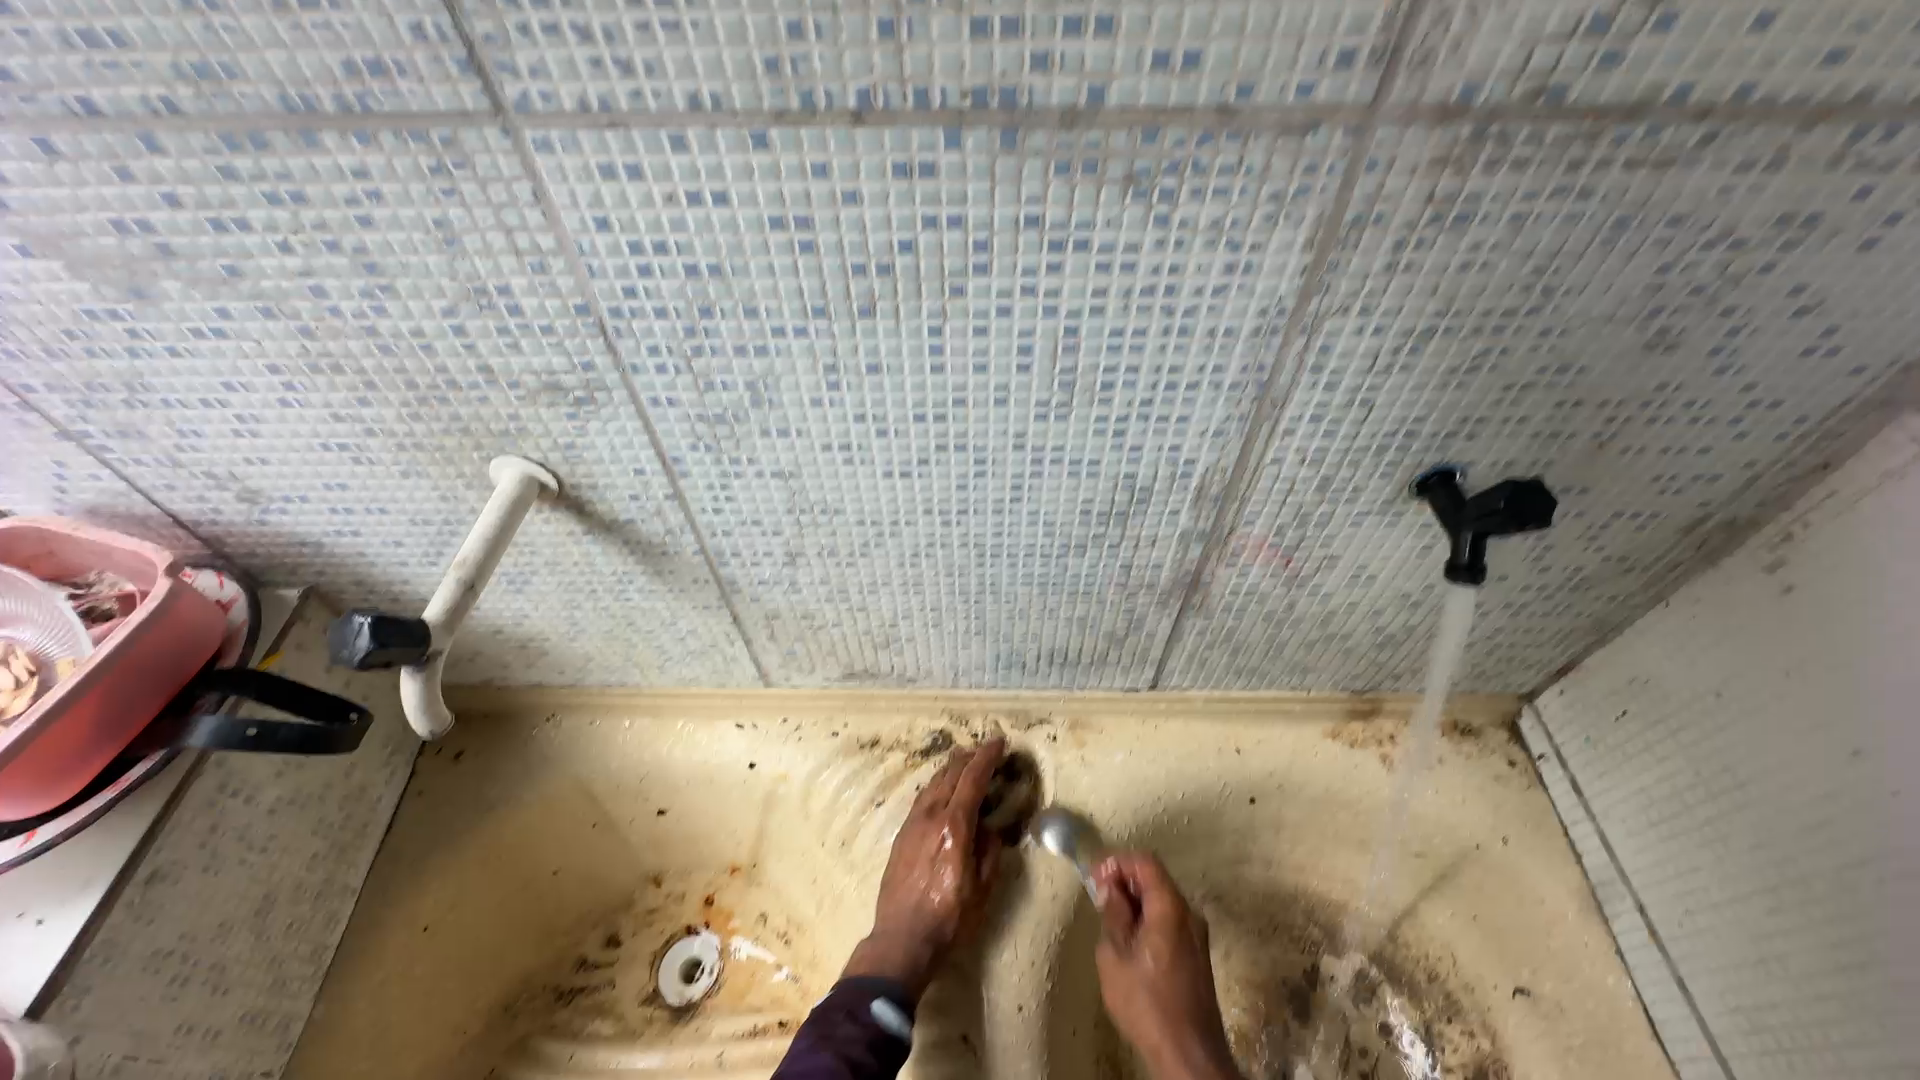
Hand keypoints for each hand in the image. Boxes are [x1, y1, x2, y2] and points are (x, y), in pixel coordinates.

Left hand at [843, 737, 1006, 998]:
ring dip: (951, 768)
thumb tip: (991, 829)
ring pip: (933, 784)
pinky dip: (937, 785)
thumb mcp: (983, 887)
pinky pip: (922, 798)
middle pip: (950, 774)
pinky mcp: (901, 835)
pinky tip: (942, 789)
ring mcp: (912, 824)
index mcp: (954, 826)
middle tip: (985, 748)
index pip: (973, 780)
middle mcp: (930, 816)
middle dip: (969, 757)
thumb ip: (990, 851)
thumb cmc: (950, 917)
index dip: (987, 758)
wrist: (902, 937)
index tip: (999, 743)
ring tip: (965, 760)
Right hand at [1092, 852, 1240, 1079]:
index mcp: (1171, 908)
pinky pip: (1170, 921)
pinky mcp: (1196, 955)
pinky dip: (1148, 919)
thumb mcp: (1115, 955)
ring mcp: (1196, 936)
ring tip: (1110, 920)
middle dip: (1125, 881)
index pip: (1145, 862)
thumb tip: (1111, 888)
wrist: (1188, 1052)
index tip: (1094, 876)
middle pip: (1156, 879)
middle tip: (1098, 897)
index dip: (1117, 862)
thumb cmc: (1146, 1002)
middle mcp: (1189, 915)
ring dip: (1136, 902)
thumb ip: (1113, 915)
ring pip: (1163, 902)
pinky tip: (1130, 941)